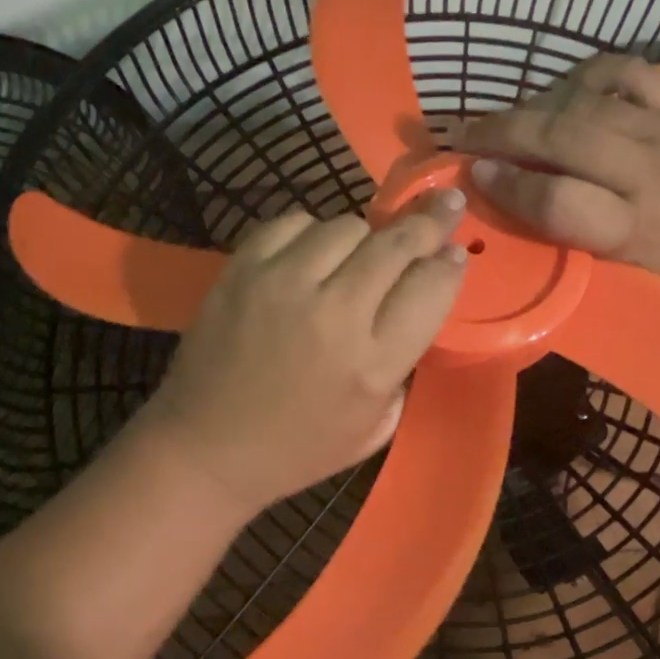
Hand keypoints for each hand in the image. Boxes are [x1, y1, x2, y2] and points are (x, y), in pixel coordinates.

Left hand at [133, 192, 468, 511]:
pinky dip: (310, 233)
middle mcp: (336, 313)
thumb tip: (417, 306)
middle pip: (398, 242)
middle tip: (443, 206)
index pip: (432, 285)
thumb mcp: (373, 428)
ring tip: (357, 258)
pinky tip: (309, 255)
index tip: (453, 252)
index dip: (450, 263)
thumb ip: (403, 367)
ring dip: (363, 238)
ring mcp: (285, 283)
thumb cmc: (297, 451)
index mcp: (374, 364)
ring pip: (348, 225)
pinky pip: (293, 222)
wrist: (206, 448)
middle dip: (428, 223)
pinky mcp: (243, 268)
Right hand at [451, 53, 659, 302]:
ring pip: (587, 101)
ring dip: (535, 105)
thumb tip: (503, 200)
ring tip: (504, 118)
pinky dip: (587, 75)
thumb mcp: (615, 281)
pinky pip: (626, 71)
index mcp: (634, 231)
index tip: (472, 174)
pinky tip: (563, 92)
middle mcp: (651, 173)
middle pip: (565, 137)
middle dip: (507, 131)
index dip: (508, 183)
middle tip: (466, 135)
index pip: (557, 199)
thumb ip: (563, 244)